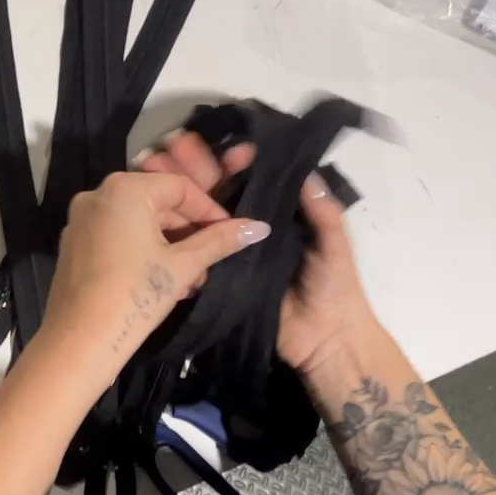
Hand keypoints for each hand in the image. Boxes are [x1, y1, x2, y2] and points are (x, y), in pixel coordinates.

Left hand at [41, 170, 269, 373]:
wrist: (79, 341)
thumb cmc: (134, 295)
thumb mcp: (182, 266)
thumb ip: (219, 241)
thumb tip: (260, 227)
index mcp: (123, 189)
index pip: (180, 187)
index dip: (210, 211)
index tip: (230, 235)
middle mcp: (96, 196)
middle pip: (156, 205)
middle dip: (188, 234)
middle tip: (210, 264)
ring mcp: (80, 221)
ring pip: (137, 224)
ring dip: (169, 247)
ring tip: (191, 280)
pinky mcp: (73, 246)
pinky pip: (116, 238)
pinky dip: (141, 253)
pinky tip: (162, 283)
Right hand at [138, 131, 377, 375]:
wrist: (322, 341)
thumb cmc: (334, 289)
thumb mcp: (336, 247)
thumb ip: (324, 214)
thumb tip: (305, 173)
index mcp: (280, 214)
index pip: (256, 179)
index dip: (240, 162)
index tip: (226, 153)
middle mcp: (252, 227)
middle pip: (223, 192)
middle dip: (200, 171)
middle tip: (176, 153)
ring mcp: (232, 251)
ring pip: (206, 219)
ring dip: (182, 197)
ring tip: (159, 176)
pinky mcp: (218, 276)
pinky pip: (199, 253)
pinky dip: (180, 237)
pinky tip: (159, 219)